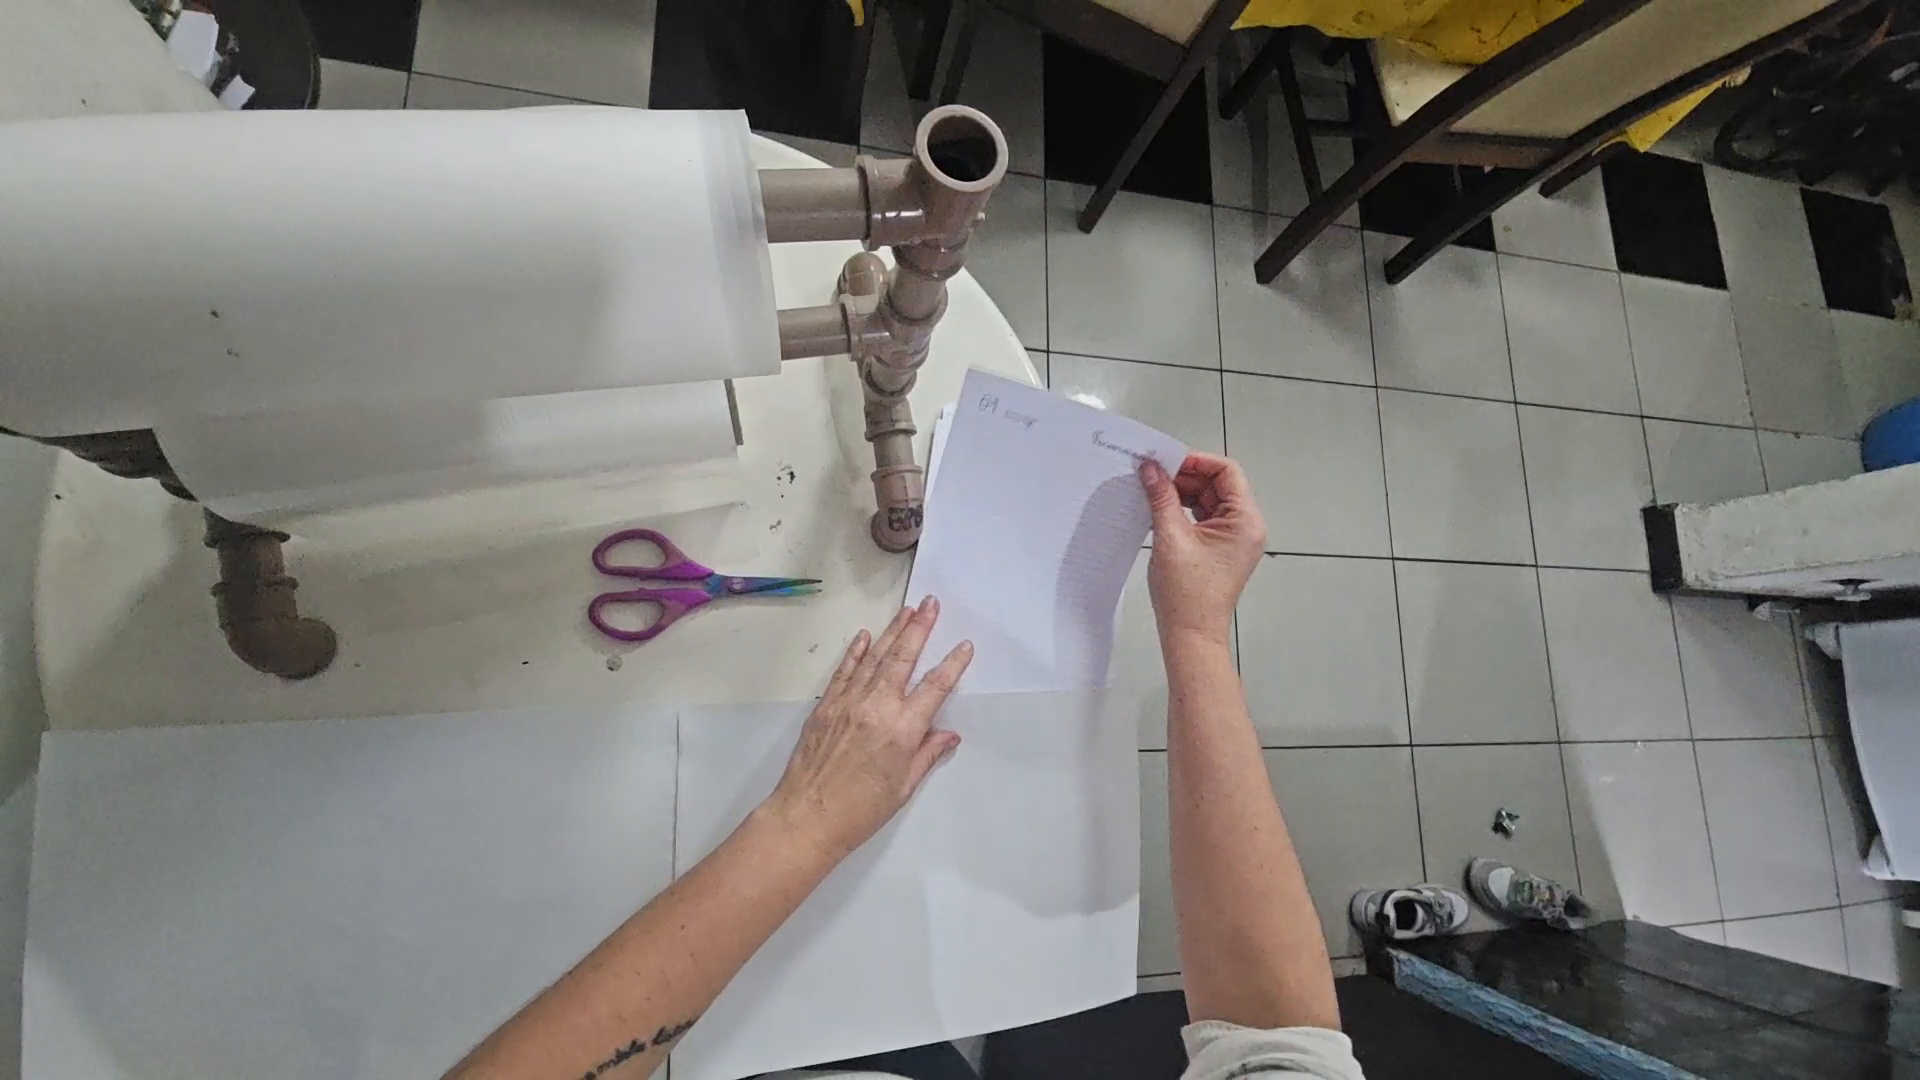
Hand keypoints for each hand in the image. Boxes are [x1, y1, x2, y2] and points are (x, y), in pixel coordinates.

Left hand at [764, 597, 973, 859]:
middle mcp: (877, 708)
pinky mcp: (827, 706)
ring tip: (908, 610)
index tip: (964, 646)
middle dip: (920, 628)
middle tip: (931, 604)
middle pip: (904, 658)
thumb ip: (927, 754)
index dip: (953, 664)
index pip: (935, 687)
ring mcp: (849, 702)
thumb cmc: (859, 811)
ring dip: (893, 631)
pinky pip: (845, 671)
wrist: (807, 818)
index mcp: (902, 730)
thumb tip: (947, 735)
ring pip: (875, 657)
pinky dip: (856, 651)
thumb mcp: (903, 787)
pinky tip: (865, 636)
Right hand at [1140, 453, 1266, 648]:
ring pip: (1208, 500)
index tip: (1164, 462)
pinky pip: (1202, 517)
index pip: (1226, 472)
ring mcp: (1233, 538)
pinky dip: (1181, 509)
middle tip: (1151, 475)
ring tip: (1151, 491)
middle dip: (1185, 476)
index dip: (1196, 461)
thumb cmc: (1186, 591)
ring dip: (1181, 492)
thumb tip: (1150, 467)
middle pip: (1217, 484)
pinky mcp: (1218, 548)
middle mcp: (1245, 525)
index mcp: (1245, 520)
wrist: (1190, 635)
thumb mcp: (1170, 538)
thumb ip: (1161, 498)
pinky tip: (1158, 509)